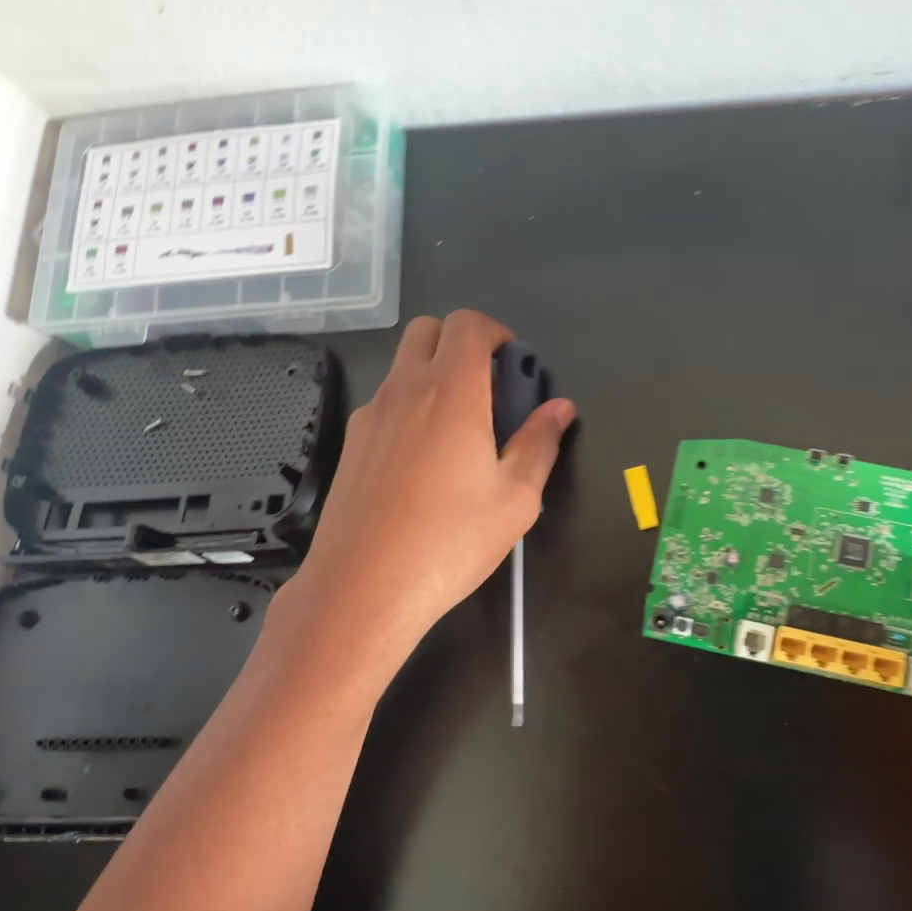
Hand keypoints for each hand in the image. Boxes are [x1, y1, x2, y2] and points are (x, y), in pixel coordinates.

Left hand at [291, 310, 575, 646]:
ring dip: (433, 376)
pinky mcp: (351, 445)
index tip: (513, 368)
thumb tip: (560, 409)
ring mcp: (371, 415)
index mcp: (451, 392)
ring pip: (403, 367)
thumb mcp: (516, 498)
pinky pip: (385, 404)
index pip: (467, 324)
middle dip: (461, 344)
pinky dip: (409, 409)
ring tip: (459, 435)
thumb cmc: (452, 540)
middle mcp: (405, 390)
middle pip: (428, 330)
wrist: (366, 586)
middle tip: (489, 392)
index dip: (496, 334)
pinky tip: (422, 466)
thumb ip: (540, 443)